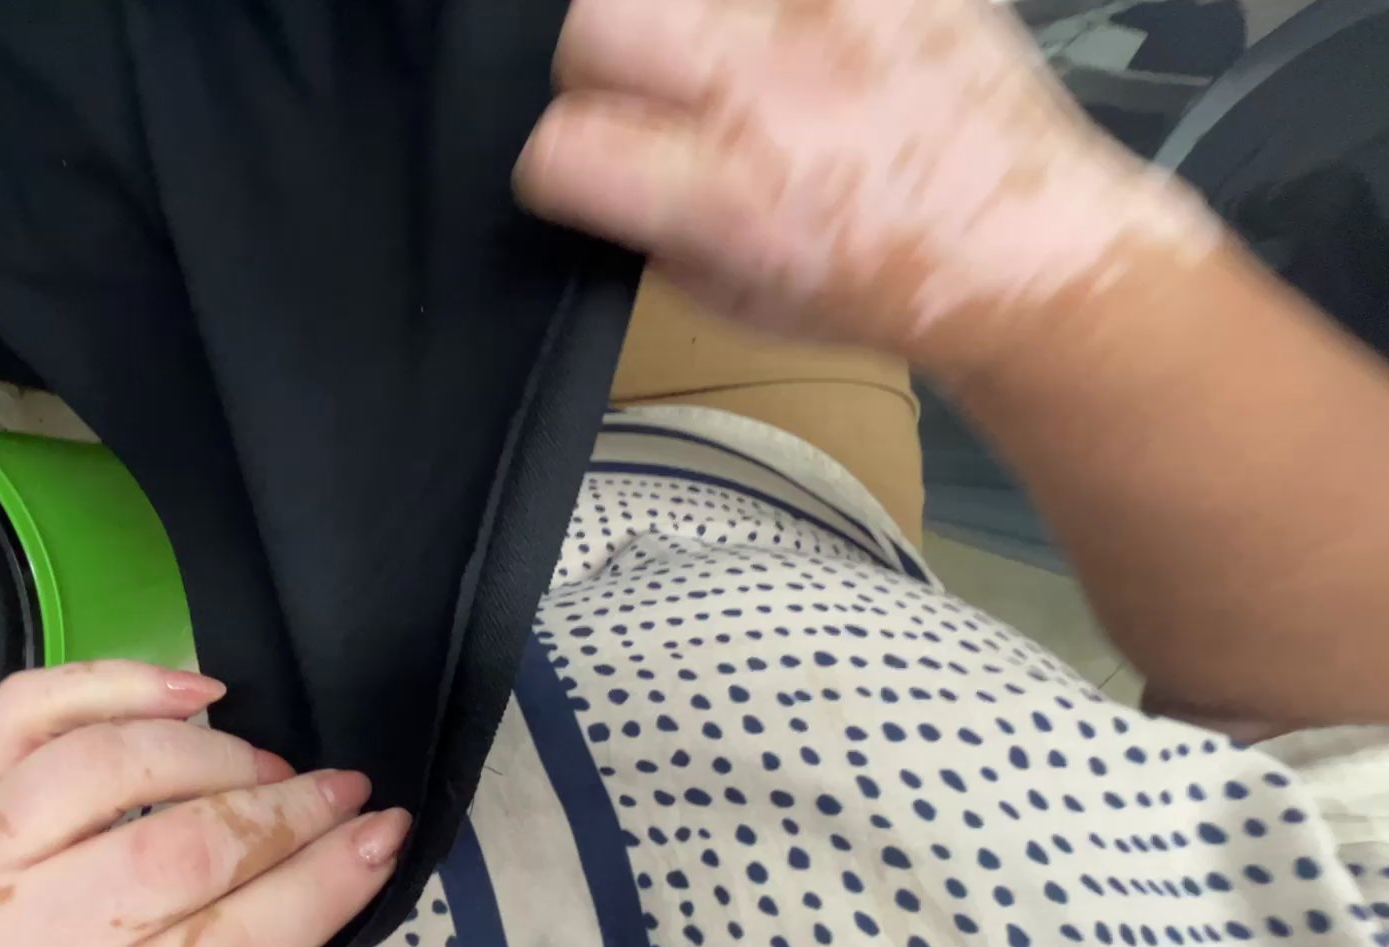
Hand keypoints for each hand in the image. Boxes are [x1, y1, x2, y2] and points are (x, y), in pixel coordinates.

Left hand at [0, 661, 410, 946]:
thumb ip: (237, 940)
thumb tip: (349, 840)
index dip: (317, 891)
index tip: (383, 834)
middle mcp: (3, 946)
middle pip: (165, 863)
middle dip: (280, 816)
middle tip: (343, 789)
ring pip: (99, 771)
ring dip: (212, 757)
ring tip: (268, 765)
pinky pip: (35, 704)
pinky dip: (124, 681)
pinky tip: (198, 691)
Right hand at [514, 0, 1219, 376]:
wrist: (1016, 251)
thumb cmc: (868, 294)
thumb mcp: (726, 298)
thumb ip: (651, 230)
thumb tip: (610, 177)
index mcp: (723, 198)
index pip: (561, 149)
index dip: (548, 169)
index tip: (573, 177)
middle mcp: (768, 90)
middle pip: (599, 20)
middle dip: (589, 68)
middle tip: (632, 102)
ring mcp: (832, 13)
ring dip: (669, 25)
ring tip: (713, 68)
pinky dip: (749, 8)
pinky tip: (781, 45)